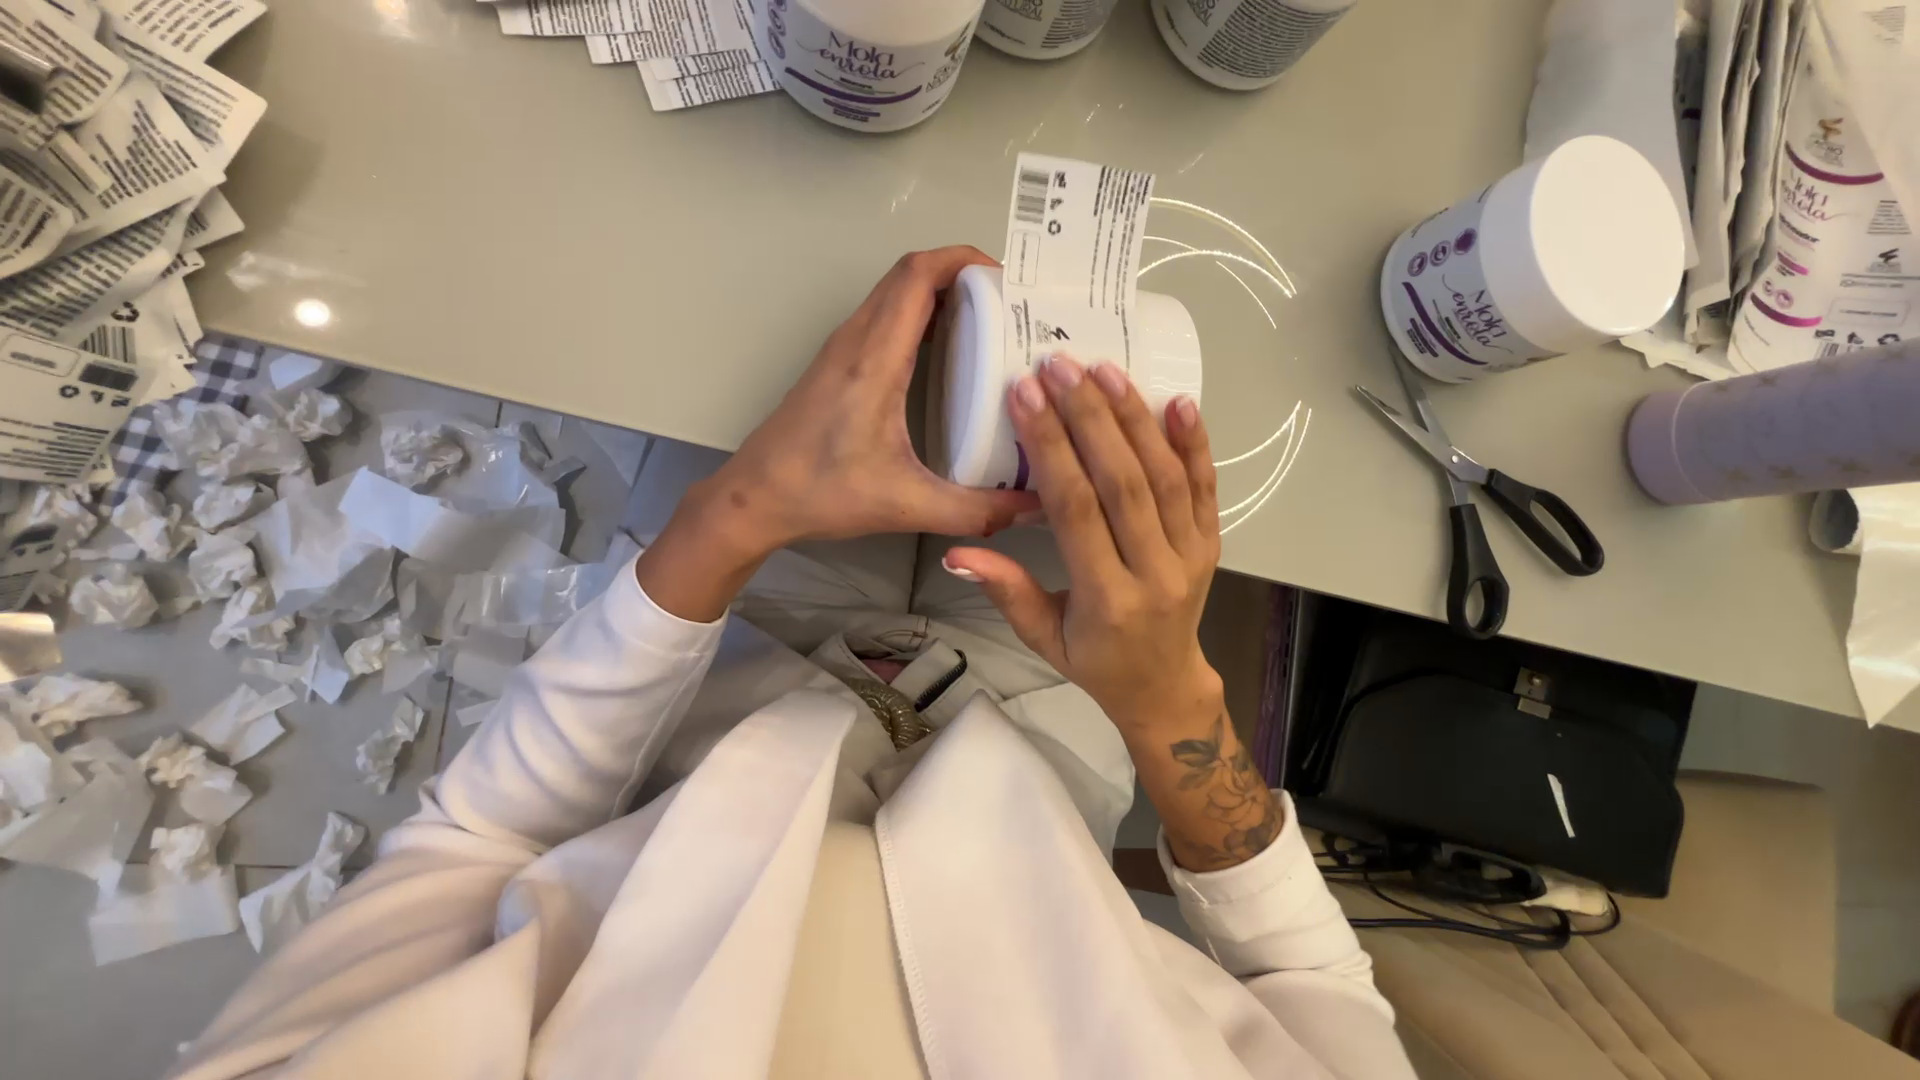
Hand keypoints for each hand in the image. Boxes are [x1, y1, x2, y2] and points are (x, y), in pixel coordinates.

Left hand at [636, 247, 1038, 622]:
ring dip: (940, 290)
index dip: (964, 260)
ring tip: (991, 320)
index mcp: (874, 359)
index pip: (917, 276)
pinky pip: (884, 316)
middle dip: (963, 272)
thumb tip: (1036, 510)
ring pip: (894, 293)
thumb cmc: (822, 492)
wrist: (754, 498)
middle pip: (909, 274)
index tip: (1010, 279)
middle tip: (1013, 303)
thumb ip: (974, 511)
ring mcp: (842, 349)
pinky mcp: (836, 365)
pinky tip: (948, 351)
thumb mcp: (906, 504)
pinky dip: (919, 314)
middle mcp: (856, 340)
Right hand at [944, 355, 1282, 872]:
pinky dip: (1193, 442)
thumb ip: (1006, 591)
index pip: (1077, 510)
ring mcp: (1191, 554)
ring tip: (1103, 369)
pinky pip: (1206, 487)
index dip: (1051, 450)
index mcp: (1107, 599)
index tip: (1026, 397)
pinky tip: (1177, 400)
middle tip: (1059, 366)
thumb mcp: (1042, 636)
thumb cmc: (1095, 662)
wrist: (1164, 686)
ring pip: (1165, 476)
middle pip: (1123, 482)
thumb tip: (956, 552)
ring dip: (1134, 418)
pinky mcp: (1211, 542)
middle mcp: (1156, 572)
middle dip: (1089, 417)